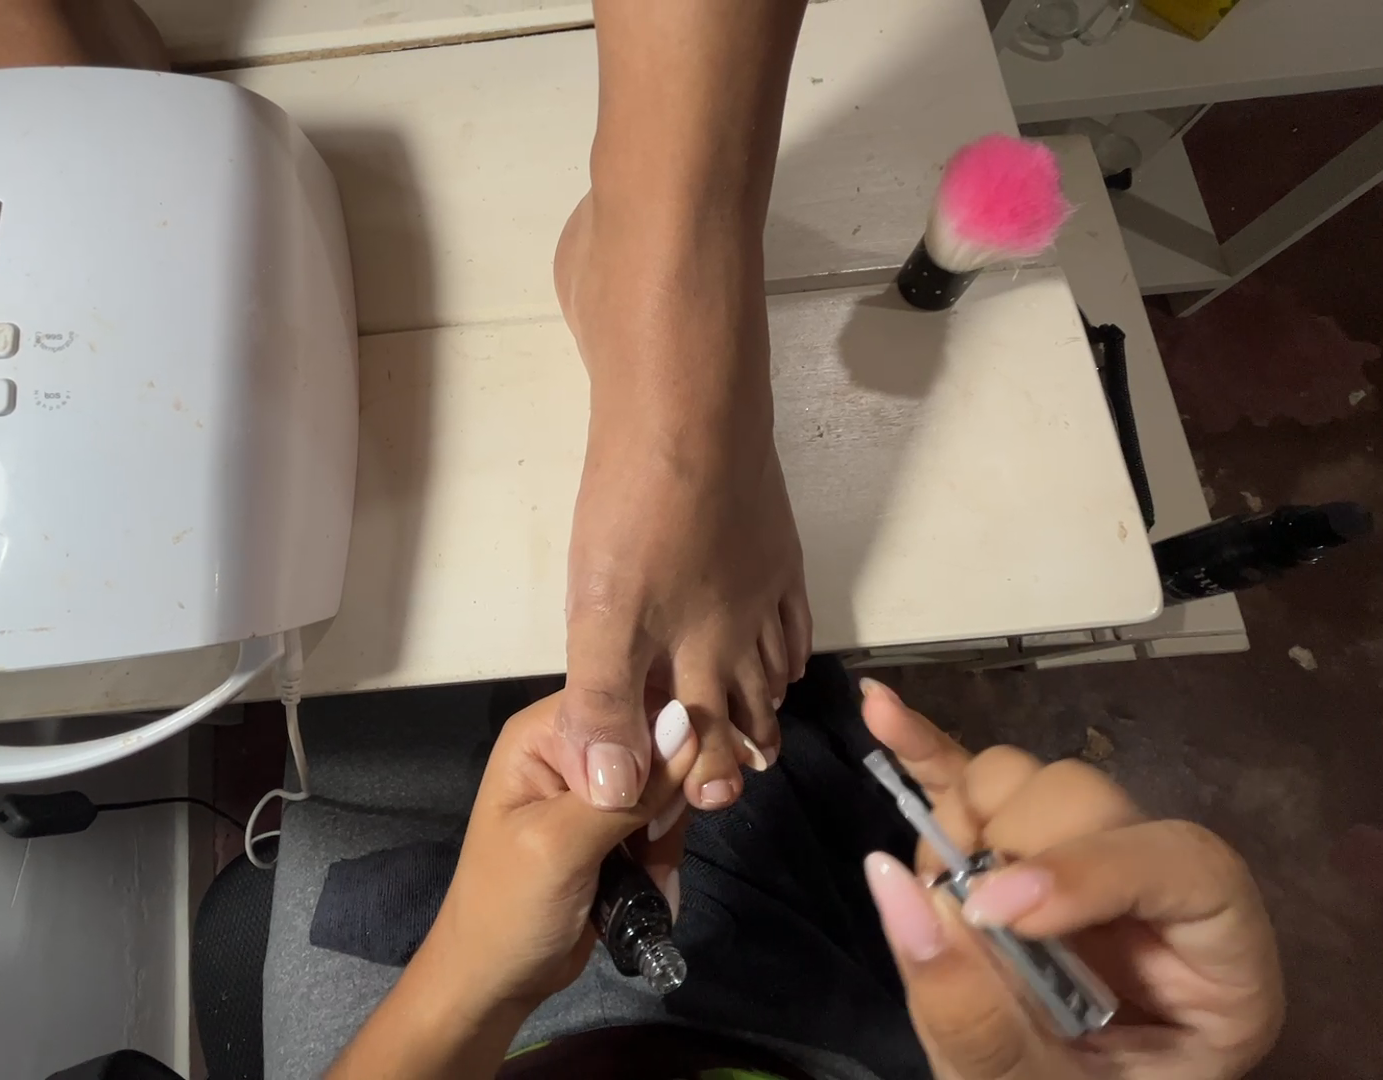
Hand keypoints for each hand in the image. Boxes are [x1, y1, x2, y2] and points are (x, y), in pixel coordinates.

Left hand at [424, 692, 699, 1011]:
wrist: (498, 981)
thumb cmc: (511, 905)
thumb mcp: (564, 844)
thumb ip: (630, 791)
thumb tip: (686, 722)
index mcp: (544, 733)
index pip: (621, 699)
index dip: (667, 730)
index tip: (697, 778)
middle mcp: (572, 749)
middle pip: (652, 741)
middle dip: (667, 797)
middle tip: (656, 842)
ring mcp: (593, 788)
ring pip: (664, 785)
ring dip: (666, 836)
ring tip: (648, 879)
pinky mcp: (612, 825)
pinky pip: (660, 821)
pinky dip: (663, 855)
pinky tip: (654, 889)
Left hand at [545, 192, 811, 821]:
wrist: (682, 375)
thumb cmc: (638, 498)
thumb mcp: (605, 607)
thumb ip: (608, 697)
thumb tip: (613, 793)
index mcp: (711, 642)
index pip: (715, 735)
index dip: (701, 777)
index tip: (684, 808)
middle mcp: (748, 610)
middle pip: (749, 697)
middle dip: (731, 743)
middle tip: (722, 774)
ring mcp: (760, 556)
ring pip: (768, 643)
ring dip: (758, 687)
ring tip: (749, 716)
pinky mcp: (755, 508)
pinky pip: (778, 585)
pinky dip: (772, 619)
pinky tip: (758, 615)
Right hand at [858, 680, 1283, 1079]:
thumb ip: (976, 1015)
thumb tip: (891, 882)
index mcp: (1209, 966)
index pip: (1184, 868)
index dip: (1087, 868)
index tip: (994, 910)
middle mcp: (1141, 889)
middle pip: (1090, 801)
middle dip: (1011, 842)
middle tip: (966, 905)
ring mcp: (1060, 851)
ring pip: (1020, 776)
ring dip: (961, 814)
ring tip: (939, 882)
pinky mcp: (993, 835)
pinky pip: (957, 773)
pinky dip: (917, 745)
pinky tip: (879, 708)